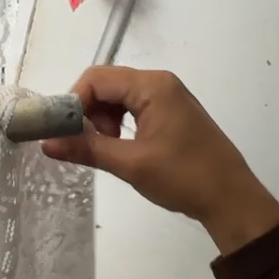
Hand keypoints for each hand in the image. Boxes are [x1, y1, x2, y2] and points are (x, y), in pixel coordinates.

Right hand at [43, 66, 278, 253]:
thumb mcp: (130, 164)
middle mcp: (160, 82)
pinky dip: (119, 123)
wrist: (232, 200)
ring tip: (106, 147)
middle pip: (106, 84)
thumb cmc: (183, 177)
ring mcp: (168, 96)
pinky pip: (134, 106)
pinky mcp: (172, 112)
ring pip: (118, 96)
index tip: (65, 131)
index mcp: (152, 86)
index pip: (96, 79)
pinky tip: (120, 146)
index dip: (74, 102)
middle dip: (88, 111)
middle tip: (85, 142)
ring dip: (103, 118)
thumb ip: (86, 148)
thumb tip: (46, 143)